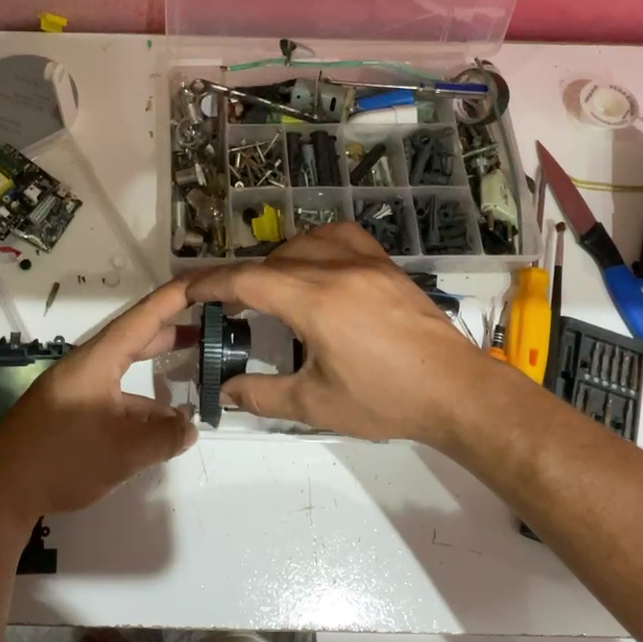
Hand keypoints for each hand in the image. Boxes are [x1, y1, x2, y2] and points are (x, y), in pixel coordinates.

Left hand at [0, 279, 198, 525]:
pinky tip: (156, 427)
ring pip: (123, 374)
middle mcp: (86, 368)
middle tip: (205, 328)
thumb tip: (189, 428)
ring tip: (189, 385)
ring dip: (154, 376)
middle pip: (133, 340)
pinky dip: (138, 406)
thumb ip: (164, 437)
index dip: (173, 298)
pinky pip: (112, 398)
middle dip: (169, 332)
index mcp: (98, 360)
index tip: (201, 282)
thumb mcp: (124, 451)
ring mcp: (74, 391)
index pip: (142, 318)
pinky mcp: (67, 415)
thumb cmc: (62, 458)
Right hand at [185, 222, 494, 444]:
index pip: (247, 280)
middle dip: (242, 278)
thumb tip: (226, 389)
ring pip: (304, 242)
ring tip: (272, 291)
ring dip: (278, 260)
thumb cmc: (385, 400)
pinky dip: (317, 244)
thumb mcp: (316, 405)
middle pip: (272, 258)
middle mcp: (337, 269)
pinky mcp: (386, 265)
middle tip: (227, 306)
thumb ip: (262, 394)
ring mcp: (365, 262)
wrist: (455, 390)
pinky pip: (342, 236)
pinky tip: (316, 265)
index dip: (210, 283)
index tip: (187, 290)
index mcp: (315, 302)